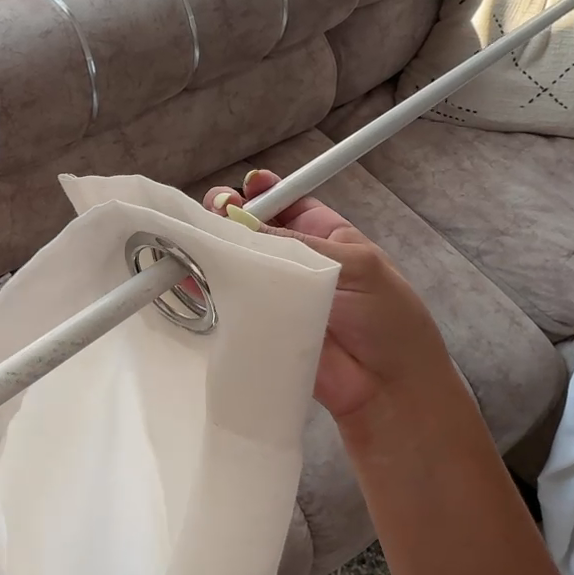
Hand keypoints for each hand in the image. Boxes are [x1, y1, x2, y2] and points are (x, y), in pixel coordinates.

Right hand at [202, 168, 455, 418]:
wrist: (384, 390)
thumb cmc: (386, 321)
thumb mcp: (355, 266)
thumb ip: (297, 243)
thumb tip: (241, 222)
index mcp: (324, 237)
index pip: (286, 203)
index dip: (264, 191)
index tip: (247, 184)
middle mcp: (293, 260)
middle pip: (250, 228)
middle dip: (228, 214)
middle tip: (214, 212)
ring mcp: (269, 292)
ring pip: (231, 260)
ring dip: (211, 246)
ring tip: (194, 237)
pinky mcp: (253, 320)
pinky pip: (222, 297)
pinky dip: (201, 284)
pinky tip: (186, 270)